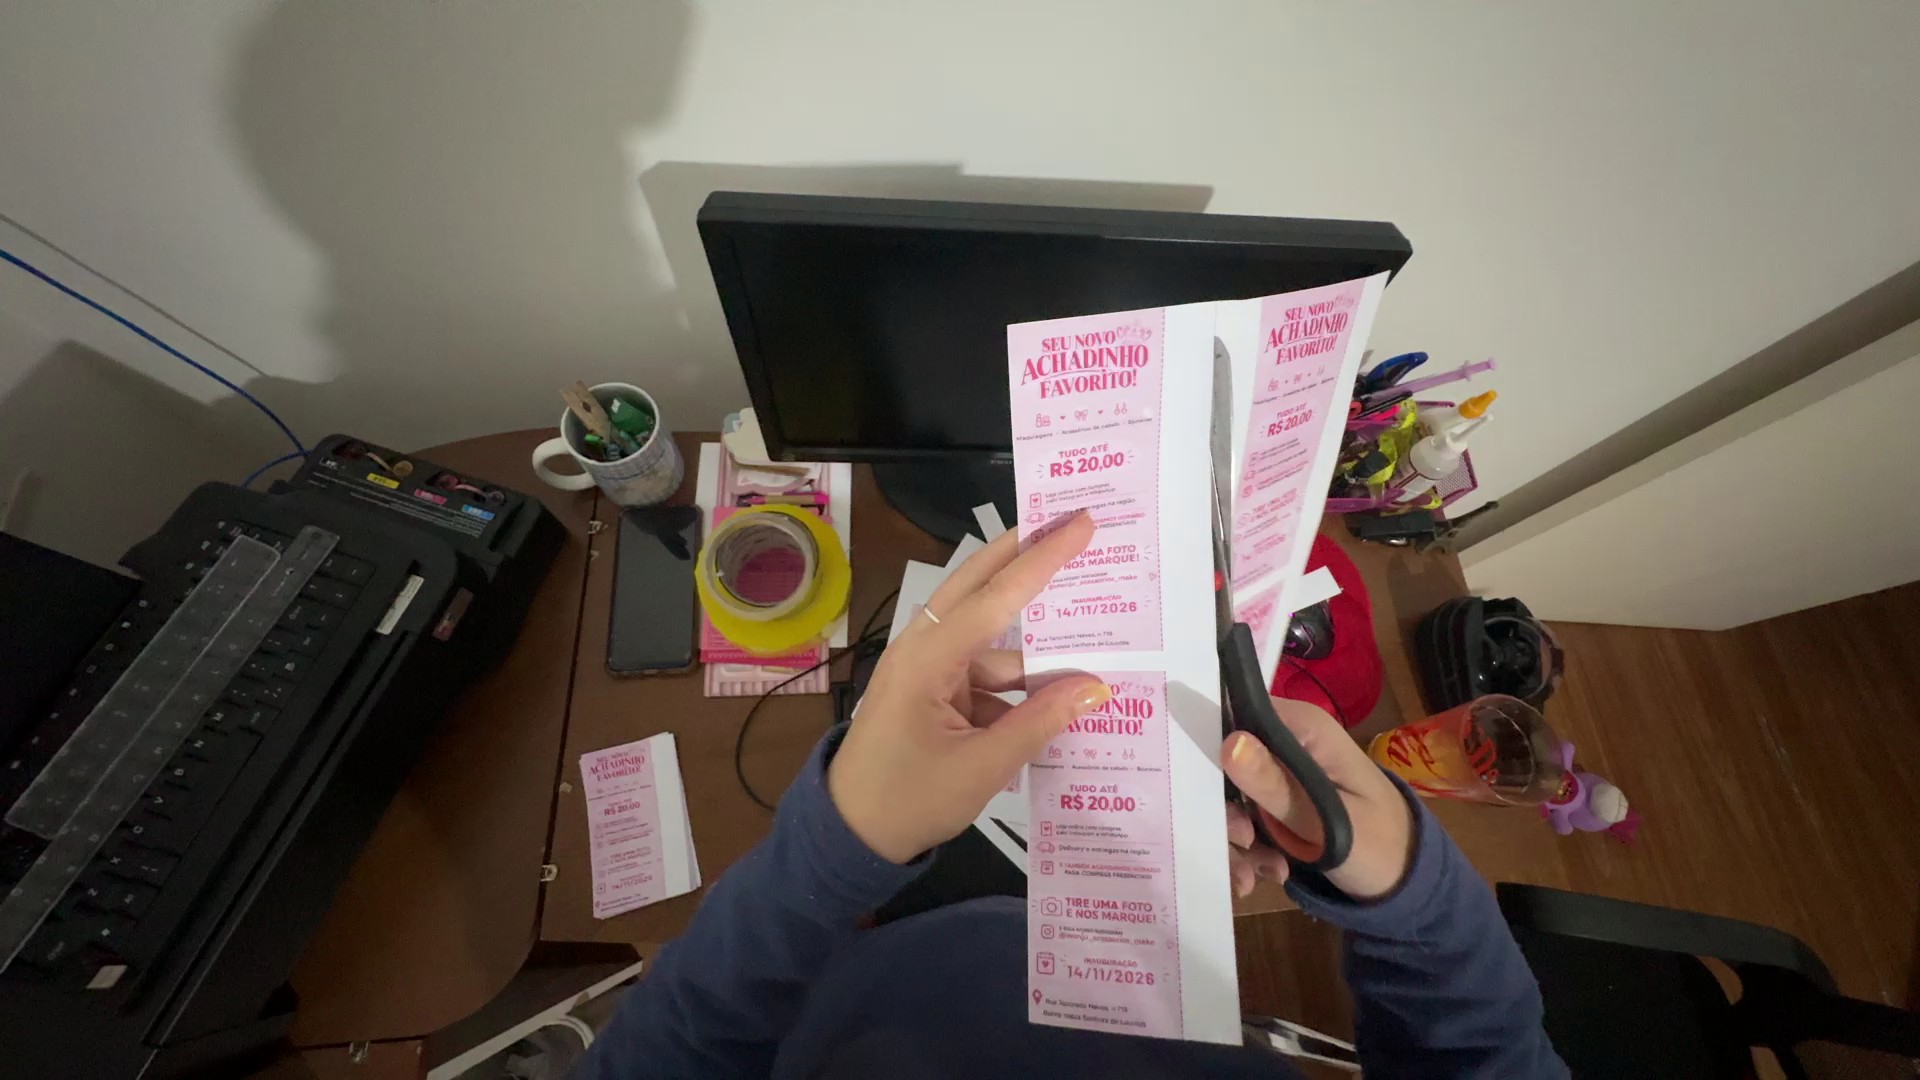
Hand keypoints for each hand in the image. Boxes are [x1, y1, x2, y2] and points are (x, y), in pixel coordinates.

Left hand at [829, 515, 1111, 863]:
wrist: (849, 837)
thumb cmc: (907, 801)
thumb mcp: (981, 768)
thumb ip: (1040, 723)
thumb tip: (1095, 686)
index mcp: (926, 657)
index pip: (994, 596)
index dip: (1042, 559)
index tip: (1079, 523)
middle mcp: (925, 649)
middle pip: (982, 591)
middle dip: (1026, 559)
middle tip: (1073, 527)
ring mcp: (929, 669)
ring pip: (992, 644)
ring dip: (1034, 654)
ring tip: (1090, 649)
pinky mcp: (934, 692)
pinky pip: (986, 675)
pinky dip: (1018, 688)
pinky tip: (1055, 703)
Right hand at [1222, 697, 1413, 900]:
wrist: (1411, 890)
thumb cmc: (1383, 848)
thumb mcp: (1327, 823)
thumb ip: (1276, 785)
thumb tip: (1230, 742)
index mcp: (1302, 727)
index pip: (1235, 717)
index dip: (1212, 754)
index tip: (1211, 804)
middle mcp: (1287, 739)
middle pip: (1226, 761)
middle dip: (1226, 811)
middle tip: (1241, 845)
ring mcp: (1280, 769)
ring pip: (1230, 793)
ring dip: (1234, 838)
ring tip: (1251, 876)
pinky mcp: (1276, 796)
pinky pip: (1243, 813)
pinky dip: (1246, 847)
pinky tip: (1263, 872)